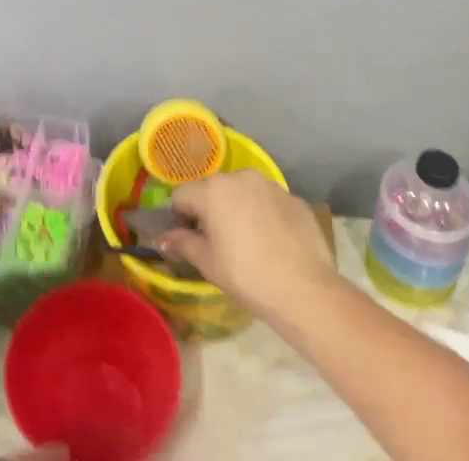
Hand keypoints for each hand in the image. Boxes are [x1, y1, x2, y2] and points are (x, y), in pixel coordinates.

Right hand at [156, 170, 339, 320]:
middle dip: (209, 209)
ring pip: (243, 192)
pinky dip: (264, 214)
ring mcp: (272, 186)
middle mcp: (241, 178)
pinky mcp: (295, 199)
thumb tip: (162, 239)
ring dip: (238, 208)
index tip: (186, 238)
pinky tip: (272, 242)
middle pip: (213, 189)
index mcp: (214, 190)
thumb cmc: (247, 276)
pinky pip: (269, 202)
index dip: (178, 217)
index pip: (181, 195)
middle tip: (216, 241)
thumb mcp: (208, 263)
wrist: (305, 290)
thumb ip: (182, 244)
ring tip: (247, 240)